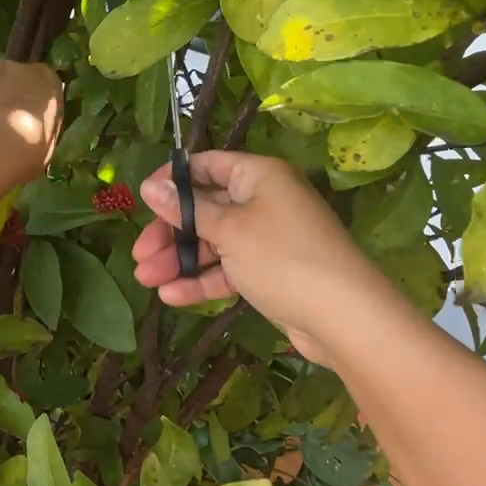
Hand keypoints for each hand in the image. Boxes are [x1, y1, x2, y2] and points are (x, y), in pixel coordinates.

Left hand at [0, 61, 62, 183]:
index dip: (32, 102)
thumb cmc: (25, 151)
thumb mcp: (47, 146)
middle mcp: (7, 67)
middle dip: (1, 96)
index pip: (40, 82)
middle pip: (4, 78)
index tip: (28, 121)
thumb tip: (32, 133)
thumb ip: (41, 129)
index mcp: (42, 78)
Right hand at [131, 151, 406, 362]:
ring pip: (213, 242)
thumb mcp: (228, 230)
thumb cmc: (283, 258)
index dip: (172, 180)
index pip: (206, 165)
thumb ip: (187, 209)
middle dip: (169, 232)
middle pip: (205, 208)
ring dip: (179, 260)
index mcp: (259, 176)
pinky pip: (229, 268)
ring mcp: (267, 238)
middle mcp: (263, 201)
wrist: (346, 319)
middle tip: (139, 254)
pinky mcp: (270, 272)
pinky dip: (202, 279)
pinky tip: (172, 296)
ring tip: (146, 280)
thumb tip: (149, 185)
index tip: (142, 198)